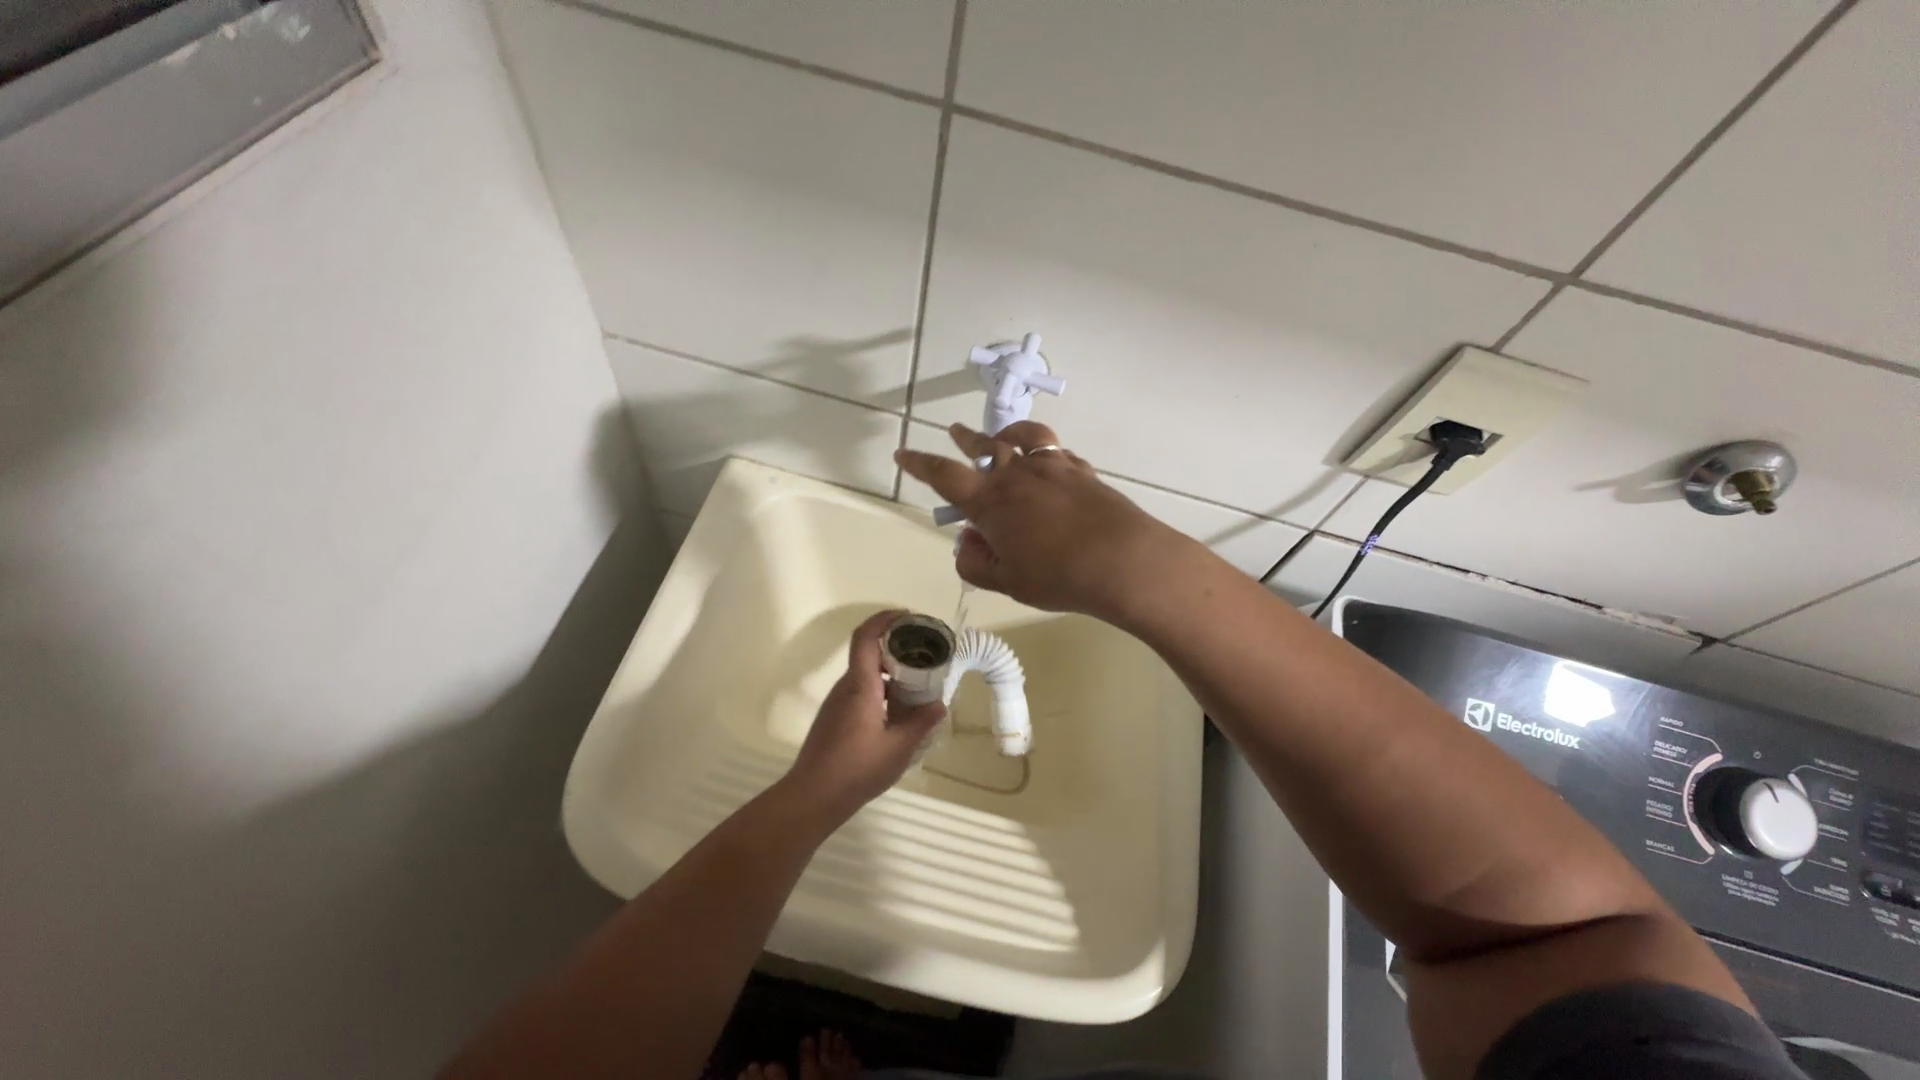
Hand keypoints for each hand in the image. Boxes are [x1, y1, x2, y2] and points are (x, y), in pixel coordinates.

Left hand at [781, 611, 947, 822]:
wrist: (812, 797)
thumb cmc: (857, 769)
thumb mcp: (899, 748)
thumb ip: (920, 723)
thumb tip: (940, 705)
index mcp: (860, 686)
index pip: (866, 637)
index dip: (884, 619)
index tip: (907, 617)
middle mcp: (846, 688)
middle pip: (870, 656)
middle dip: (898, 652)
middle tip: (926, 661)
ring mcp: (837, 704)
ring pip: (867, 678)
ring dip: (891, 678)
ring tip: (919, 693)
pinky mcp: (834, 720)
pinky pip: (861, 695)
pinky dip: (881, 695)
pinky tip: (898, 718)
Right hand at [895, 422, 1196, 622]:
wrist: (1123, 561)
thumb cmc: (1058, 576)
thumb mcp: (1007, 582)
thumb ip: (977, 563)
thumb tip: (968, 543)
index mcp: (990, 502)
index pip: (944, 476)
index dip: (920, 464)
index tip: (903, 452)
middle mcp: (1018, 475)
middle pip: (985, 447)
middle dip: (966, 440)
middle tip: (956, 432)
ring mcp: (1053, 468)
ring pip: (1024, 438)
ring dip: (1007, 434)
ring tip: (1002, 436)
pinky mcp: (1083, 472)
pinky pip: (1057, 452)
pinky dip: (1045, 452)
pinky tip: (1050, 463)